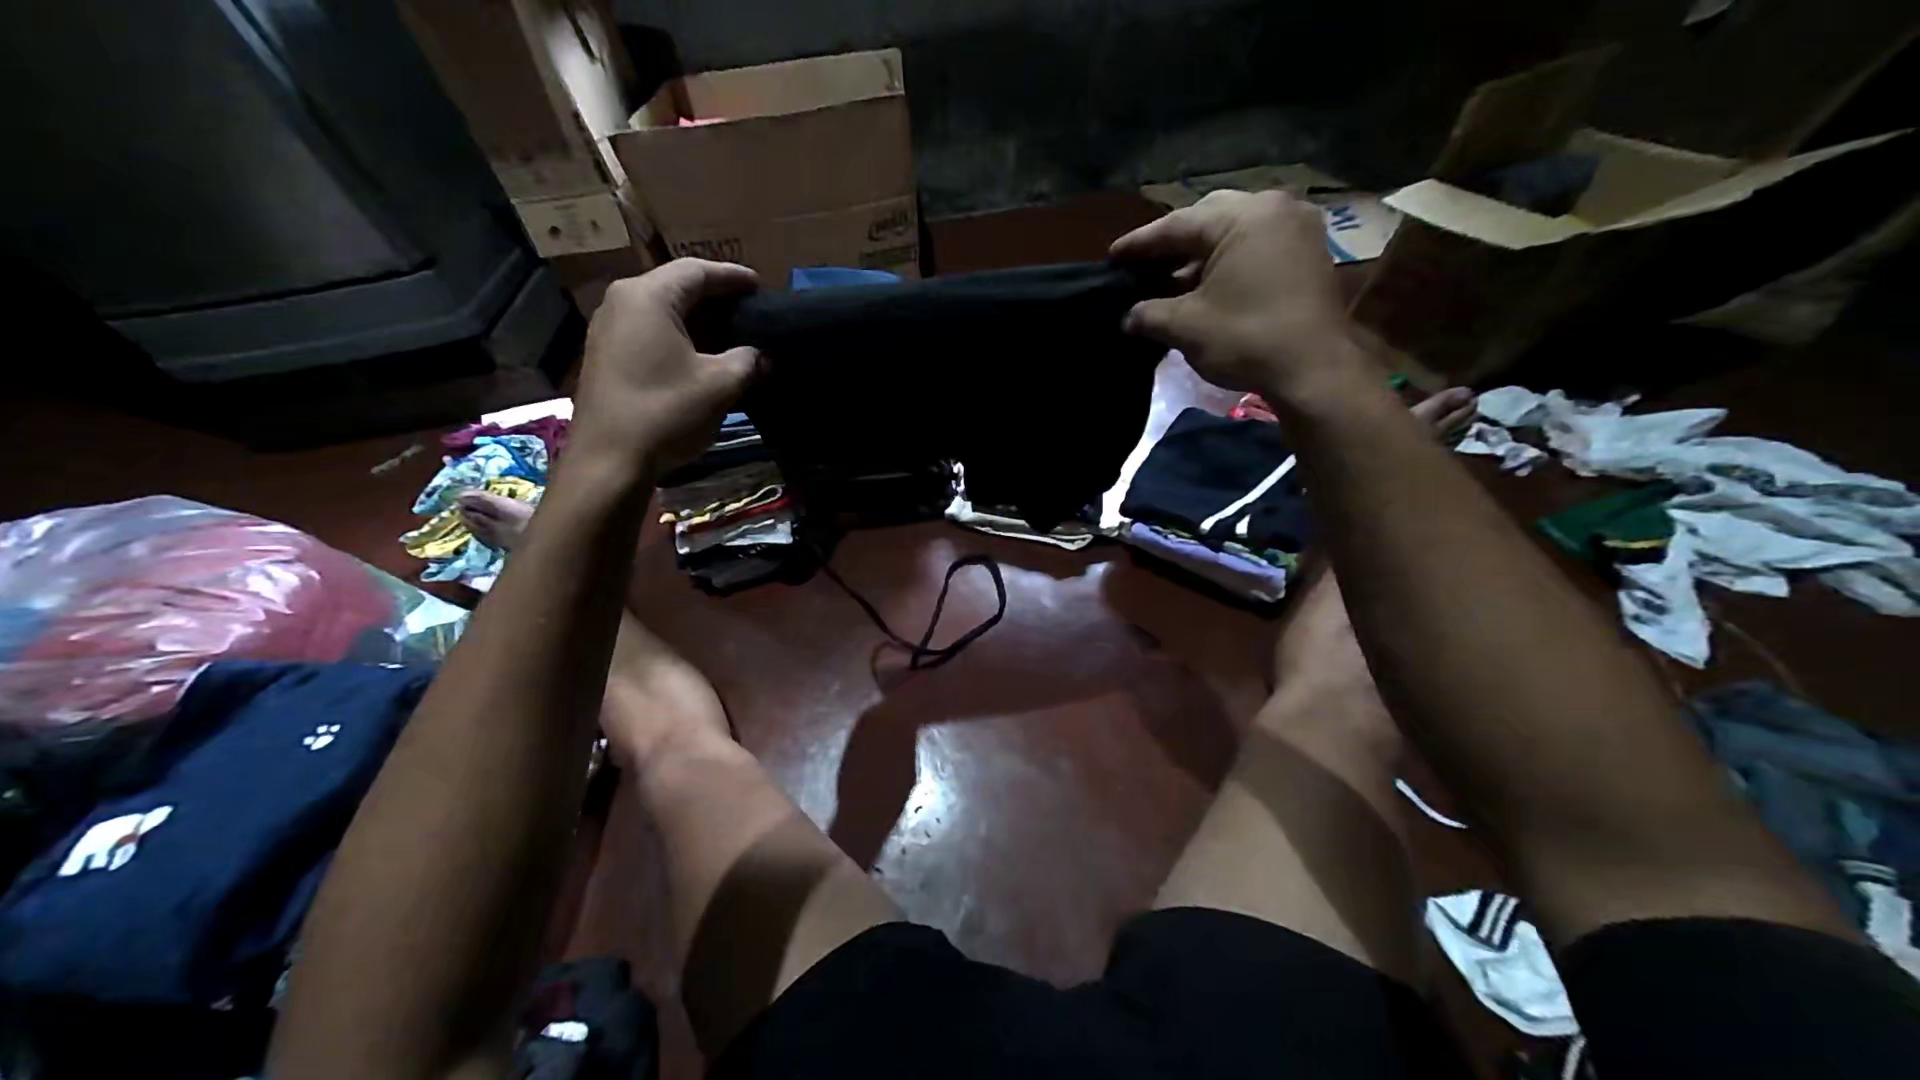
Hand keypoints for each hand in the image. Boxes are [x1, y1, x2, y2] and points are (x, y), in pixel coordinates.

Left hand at [569, 258, 762, 471]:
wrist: (609, 460)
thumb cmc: (666, 411)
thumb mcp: (720, 385)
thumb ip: (748, 361)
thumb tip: (763, 356)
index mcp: (648, 296)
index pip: (697, 271)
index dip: (732, 276)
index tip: (760, 286)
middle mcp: (622, 302)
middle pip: (676, 286)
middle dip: (715, 297)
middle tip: (750, 310)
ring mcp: (608, 329)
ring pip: (661, 309)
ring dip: (697, 318)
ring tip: (730, 333)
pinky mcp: (605, 355)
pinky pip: (648, 330)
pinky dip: (678, 335)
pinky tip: (700, 355)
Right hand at [1110, 190, 1365, 402]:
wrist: (1313, 371)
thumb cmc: (1247, 339)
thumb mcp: (1185, 326)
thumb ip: (1148, 313)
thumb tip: (1128, 316)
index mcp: (1243, 215)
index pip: (1177, 225)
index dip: (1139, 244)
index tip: (1112, 258)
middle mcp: (1274, 208)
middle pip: (1208, 218)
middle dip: (1173, 243)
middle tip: (1142, 265)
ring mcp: (1296, 228)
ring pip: (1233, 231)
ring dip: (1199, 254)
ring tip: (1169, 279)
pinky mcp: (1307, 252)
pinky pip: (1255, 245)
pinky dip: (1226, 261)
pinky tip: (1204, 285)